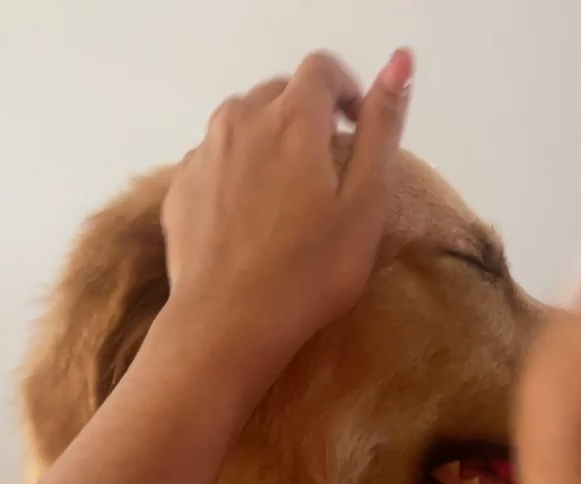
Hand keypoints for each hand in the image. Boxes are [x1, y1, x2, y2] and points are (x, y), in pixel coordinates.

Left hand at [160, 49, 412, 397]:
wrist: (230, 324)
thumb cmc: (310, 272)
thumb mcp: (366, 205)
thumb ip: (382, 129)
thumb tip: (400, 62)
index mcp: (293, 118)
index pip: (321, 69)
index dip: (346, 91)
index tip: (356, 128)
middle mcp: (240, 120)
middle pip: (278, 94)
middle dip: (306, 118)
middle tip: (325, 173)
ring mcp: (203, 154)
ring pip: (241, 125)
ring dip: (268, 143)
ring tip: (285, 198)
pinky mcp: (180, 190)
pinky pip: (213, 163)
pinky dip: (236, 175)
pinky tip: (249, 222)